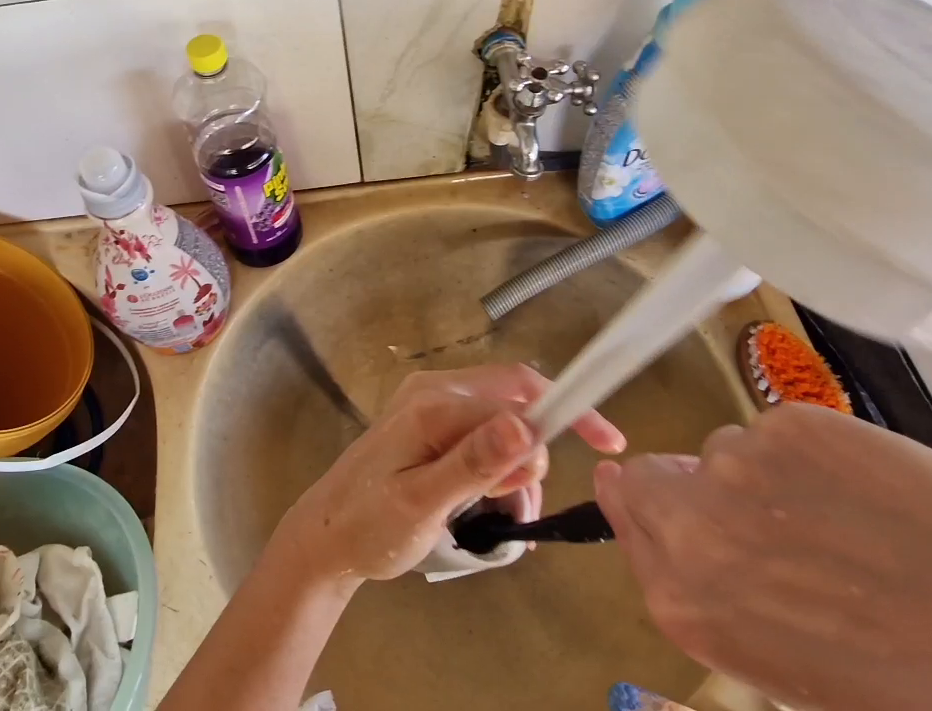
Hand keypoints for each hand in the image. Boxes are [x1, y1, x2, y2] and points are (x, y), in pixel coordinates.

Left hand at [271, 364, 625, 584]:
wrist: (323, 539)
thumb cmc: (368, 526)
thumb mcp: (422, 502)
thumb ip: (473, 464)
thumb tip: (524, 427)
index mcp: (434, 404)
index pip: (517, 393)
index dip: (567, 412)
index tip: (608, 443)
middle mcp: (435, 392)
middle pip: (513, 400)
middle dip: (536, 450)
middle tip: (528, 505)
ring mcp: (431, 408)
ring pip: (502, 423)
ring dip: (517, 468)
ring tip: (508, 519)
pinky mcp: (431, 427)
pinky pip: (483, 437)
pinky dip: (499, 469)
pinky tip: (496, 508)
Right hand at [592, 404, 931, 710]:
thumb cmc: (909, 683)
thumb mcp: (782, 663)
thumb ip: (709, 593)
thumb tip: (669, 525)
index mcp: (683, 601)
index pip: (625, 515)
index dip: (646, 508)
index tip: (659, 498)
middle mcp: (691, 526)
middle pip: (655, 475)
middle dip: (693, 490)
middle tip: (765, 517)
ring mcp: (737, 465)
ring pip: (727, 451)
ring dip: (763, 476)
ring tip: (844, 522)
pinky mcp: (791, 424)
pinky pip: (779, 431)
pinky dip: (813, 455)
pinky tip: (870, 495)